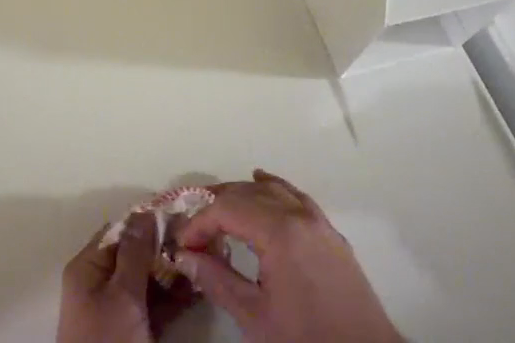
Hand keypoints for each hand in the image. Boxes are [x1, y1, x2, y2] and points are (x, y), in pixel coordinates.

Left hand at [57, 212, 196, 342]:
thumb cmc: (107, 339)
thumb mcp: (121, 294)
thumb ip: (134, 253)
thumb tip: (144, 212)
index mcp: (89, 267)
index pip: (119, 232)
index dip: (147, 221)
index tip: (181, 213)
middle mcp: (102, 282)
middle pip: (136, 255)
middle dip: (166, 247)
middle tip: (202, 238)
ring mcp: (120, 308)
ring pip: (149, 280)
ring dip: (176, 271)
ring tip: (208, 259)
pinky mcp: (136, 329)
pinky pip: (156, 305)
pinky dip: (176, 297)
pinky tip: (200, 287)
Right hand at [174, 170, 403, 342]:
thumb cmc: (307, 340)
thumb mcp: (255, 316)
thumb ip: (217, 280)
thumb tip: (184, 257)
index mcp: (279, 232)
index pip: (227, 209)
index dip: (199, 223)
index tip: (183, 246)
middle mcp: (299, 216)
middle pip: (248, 192)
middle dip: (217, 206)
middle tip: (194, 231)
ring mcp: (319, 223)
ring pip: (274, 190)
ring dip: (243, 195)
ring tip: (219, 210)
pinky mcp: (332, 236)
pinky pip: (297, 198)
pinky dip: (275, 189)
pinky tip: (264, 186)